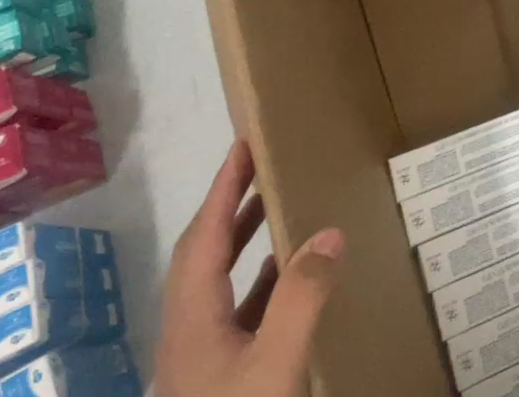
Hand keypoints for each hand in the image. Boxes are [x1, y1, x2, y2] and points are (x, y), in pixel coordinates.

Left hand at [157, 140, 343, 396]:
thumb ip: (301, 297)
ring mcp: (201, 355)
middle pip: (203, 254)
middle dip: (232, 205)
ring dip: (246, 241)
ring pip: (218, 282)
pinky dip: (263, 280)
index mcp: (193, 318)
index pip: (205, 236)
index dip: (223, 188)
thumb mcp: (275, 362)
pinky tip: (292, 278)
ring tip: (281, 208)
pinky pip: (238, 309)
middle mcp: (189, 329)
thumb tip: (329, 231)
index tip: (242, 144)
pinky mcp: (219, 373)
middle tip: (265, 165)